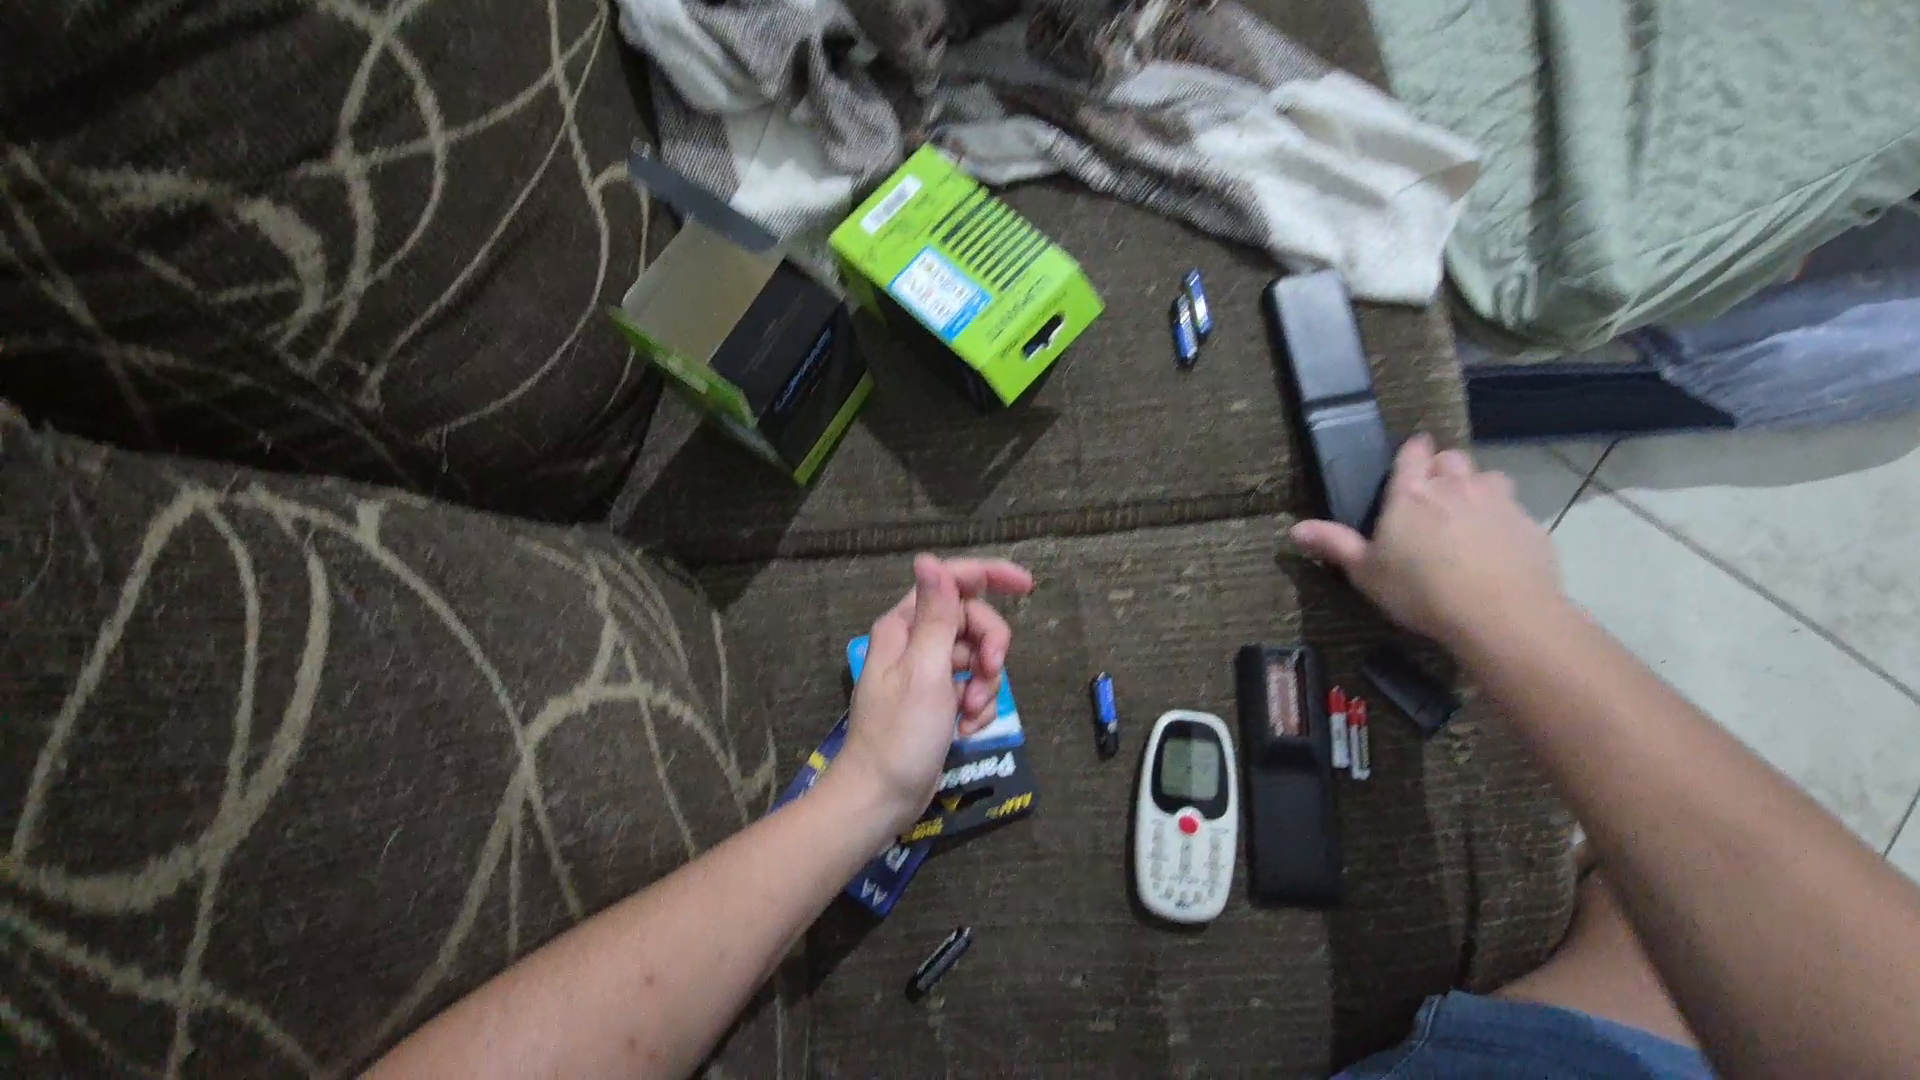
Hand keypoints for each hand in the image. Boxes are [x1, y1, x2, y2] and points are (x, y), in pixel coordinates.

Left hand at [833, 554, 1036, 832]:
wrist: (882, 798)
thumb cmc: (900, 734)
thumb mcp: (924, 671)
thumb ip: (936, 615)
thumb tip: (930, 559)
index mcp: (905, 625)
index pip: (952, 582)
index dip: (991, 576)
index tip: (1028, 586)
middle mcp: (916, 642)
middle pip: (973, 621)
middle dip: (990, 649)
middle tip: (989, 676)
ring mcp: (928, 673)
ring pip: (978, 658)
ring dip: (985, 686)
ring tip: (970, 715)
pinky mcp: (939, 701)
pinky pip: (974, 688)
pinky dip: (978, 708)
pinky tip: (966, 730)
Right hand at [1288, 434, 1563, 651]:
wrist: (1500, 614)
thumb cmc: (1420, 590)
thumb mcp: (1366, 573)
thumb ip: (1334, 545)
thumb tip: (1295, 529)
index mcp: (1410, 494)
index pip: (1413, 453)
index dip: (1412, 451)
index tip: (1410, 457)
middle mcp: (1454, 486)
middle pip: (1451, 458)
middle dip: (1443, 467)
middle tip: (1434, 491)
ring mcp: (1497, 502)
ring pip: (1488, 476)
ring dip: (1477, 486)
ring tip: (1468, 511)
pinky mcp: (1528, 524)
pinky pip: (1514, 507)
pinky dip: (1503, 516)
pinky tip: (1495, 542)